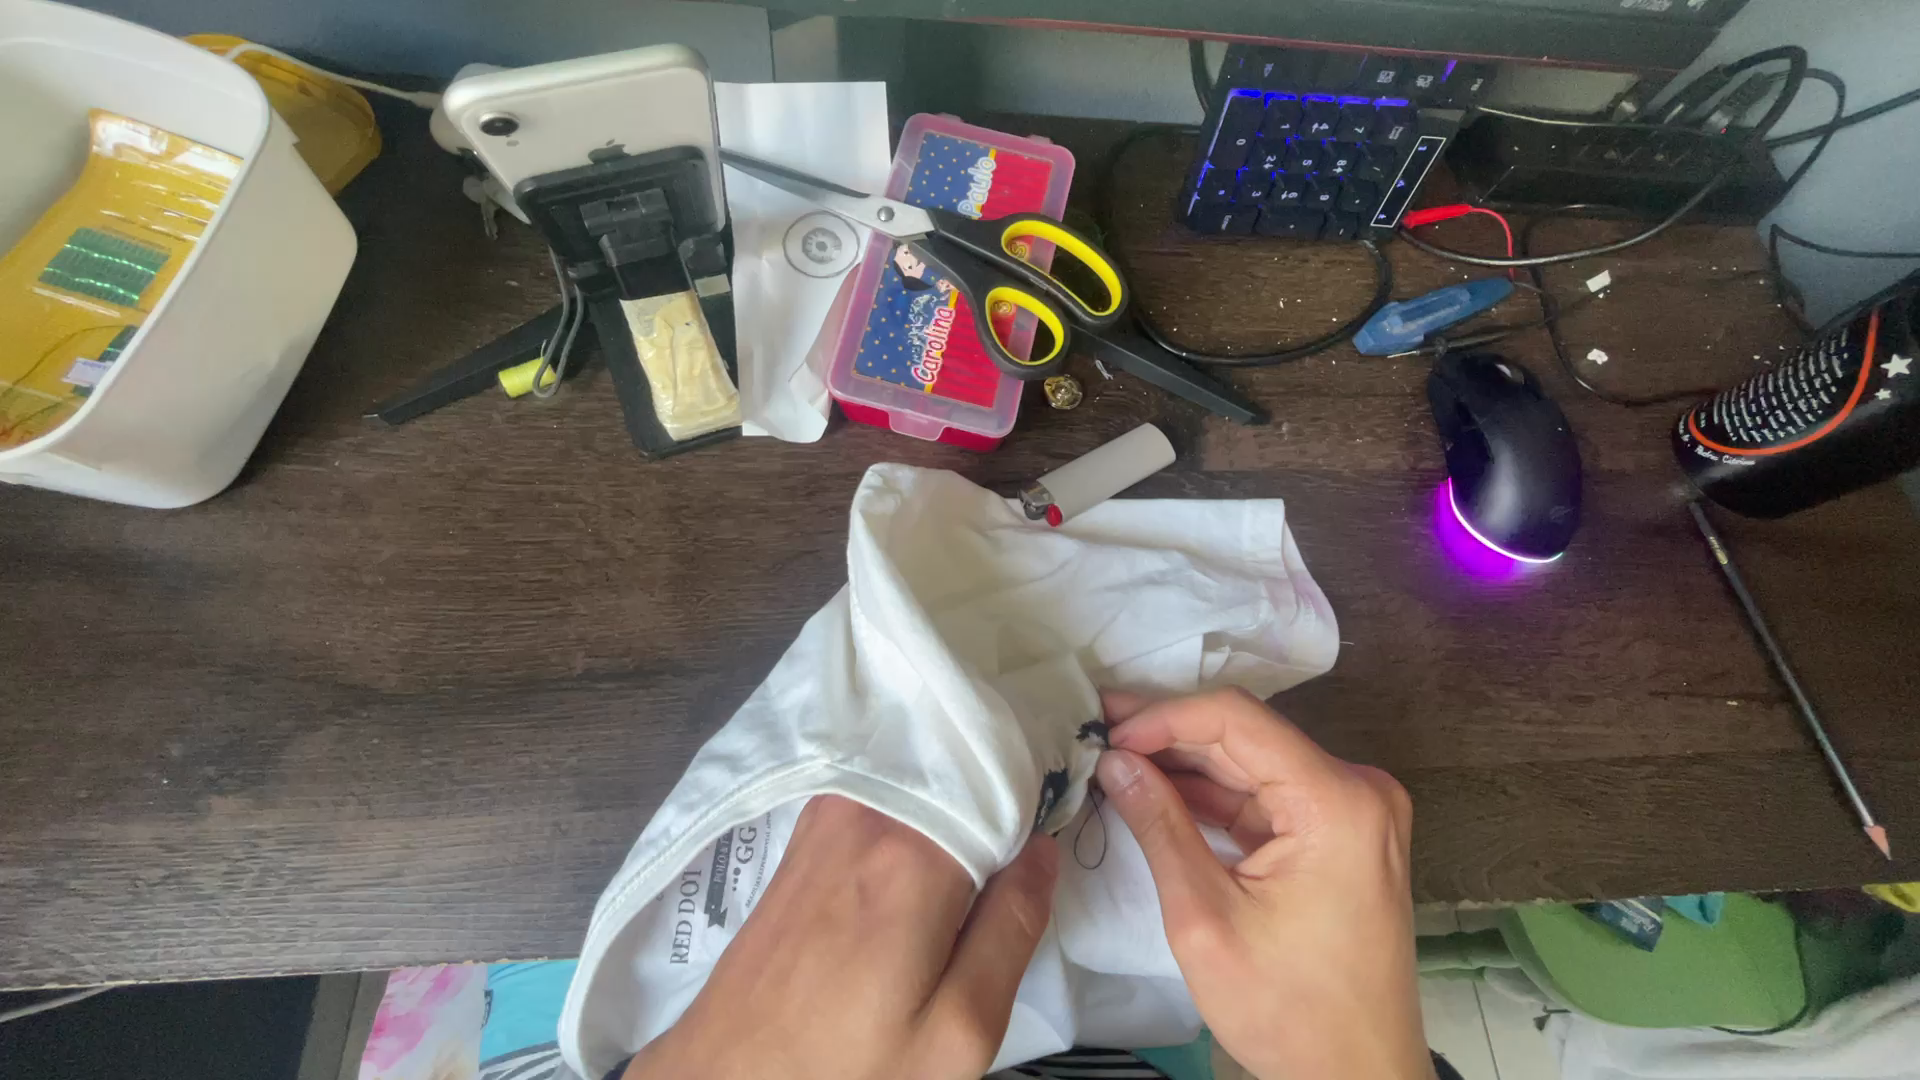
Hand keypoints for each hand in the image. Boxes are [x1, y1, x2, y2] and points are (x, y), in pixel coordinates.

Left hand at [625, 795, 1057, 1079]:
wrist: (730, 1075)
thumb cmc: (850, 1065)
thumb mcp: (957, 1031)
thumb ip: (1012, 929)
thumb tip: (1043, 848)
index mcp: (915, 854)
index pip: (1002, 783)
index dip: (1036, 789)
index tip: (1060, 797)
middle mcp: (871, 808)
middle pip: (958, 768)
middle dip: (998, 779)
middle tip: (1028, 809)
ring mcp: (832, 809)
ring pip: (921, 772)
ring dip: (957, 784)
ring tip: (985, 820)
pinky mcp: (810, 823)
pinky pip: (885, 785)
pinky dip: (918, 791)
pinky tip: (930, 822)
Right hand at [1097, 689, 1429, 1079]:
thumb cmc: (1286, 1011)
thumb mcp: (1204, 918)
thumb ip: (1158, 826)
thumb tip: (1113, 759)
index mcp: (1336, 802)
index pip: (1235, 719)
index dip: (1163, 717)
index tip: (1107, 735)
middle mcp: (1353, 787)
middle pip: (1241, 733)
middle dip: (1164, 731)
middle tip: (1096, 728)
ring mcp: (1348, 807)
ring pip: (1245, 758)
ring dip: (1179, 758)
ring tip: (1113, 752)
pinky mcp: (1333, 828)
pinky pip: (1258, 790)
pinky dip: (1205, 789)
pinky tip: (1153, 783)